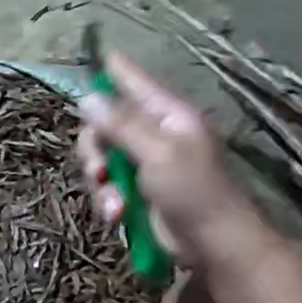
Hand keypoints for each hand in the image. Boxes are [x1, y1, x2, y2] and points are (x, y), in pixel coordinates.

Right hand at [76, 51, 260, 268]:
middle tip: (98, 170)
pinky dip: (107, 201)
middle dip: (94, 150)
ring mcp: (144, 165)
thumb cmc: (195, 193)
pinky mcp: (136, 192)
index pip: (135, 84)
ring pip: (101, 160)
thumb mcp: (157, 154)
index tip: (95, 56)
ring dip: (100, 183)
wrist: (213, 247)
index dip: (113, 72)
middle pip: (104, 126)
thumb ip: (121, 126)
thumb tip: (89, 97)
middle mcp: (155, 136)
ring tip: (114, 205)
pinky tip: (116, 216)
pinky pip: (106, 186)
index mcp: (169, 117)